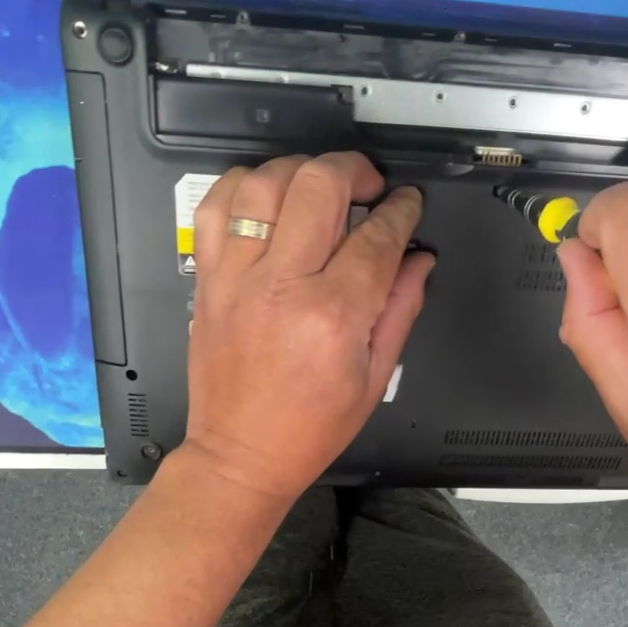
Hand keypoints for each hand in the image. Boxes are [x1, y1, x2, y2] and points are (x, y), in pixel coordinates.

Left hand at [181, 152, 434, 503]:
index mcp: (332, 317)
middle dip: (354, 171)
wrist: (240, 455)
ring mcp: (238, 280)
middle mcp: (282, 288)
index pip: (377, 236)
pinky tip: (267, 198)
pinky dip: (243, 186)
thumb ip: (400, 309)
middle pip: (320, 186)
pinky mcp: (209, 282)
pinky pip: (216, 207)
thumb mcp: (374, 379)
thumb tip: (418, 261)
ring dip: (299, 171)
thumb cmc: (304, 429)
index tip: (407, 206)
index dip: (401, 211)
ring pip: (264, 183)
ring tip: (318, 188)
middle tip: (368, 186)